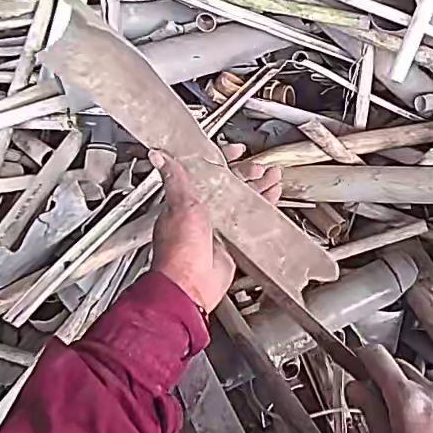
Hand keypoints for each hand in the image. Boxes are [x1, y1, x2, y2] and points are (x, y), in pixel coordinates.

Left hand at [149, 145, 279, 312]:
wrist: (190, 283)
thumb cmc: (179, 248)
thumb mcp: (180, 203)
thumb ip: (174, 177)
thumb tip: (158, 155)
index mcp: (187, 199)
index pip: (207, 171)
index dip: (223, 158)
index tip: (237, 150)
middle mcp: (203, 211)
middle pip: (230, 185)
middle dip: (247, 173)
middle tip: (261, 166)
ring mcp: (218, 227)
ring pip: (242, 200)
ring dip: (259, 188)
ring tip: (274, 177)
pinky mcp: (232, 242)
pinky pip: (250, 221)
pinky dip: (263, 209)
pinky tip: (272, 199)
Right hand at [347, 344, 432, 432]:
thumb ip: (369, 411)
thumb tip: (356, 388)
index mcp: (407, 399)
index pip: (378, 356)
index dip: (362, 357)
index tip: (355, 365)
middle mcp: (432, 391)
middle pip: (399, 366)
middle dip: (383, 379)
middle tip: (373, 402)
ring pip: (419, 381)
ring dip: (406, 392)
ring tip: (401, 424)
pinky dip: (426, 404)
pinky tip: (423, 431)